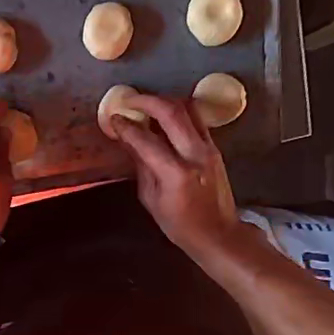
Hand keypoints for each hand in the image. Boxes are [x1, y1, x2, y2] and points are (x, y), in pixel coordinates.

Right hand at [106, 93, 246, 262]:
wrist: (219, 234)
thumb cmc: (180, 225)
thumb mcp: (151, 199)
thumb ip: (141, 165)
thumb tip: (128, 139)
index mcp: (176, 174)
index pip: (146, 140)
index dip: (127, 126)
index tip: (114, 118)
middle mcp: (196, 155)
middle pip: (172, 112)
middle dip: (147, 101)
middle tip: (130, 101)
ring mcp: (209, 148)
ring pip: (188, 109)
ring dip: (165, 102)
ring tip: (147, 105)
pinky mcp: (215, 147)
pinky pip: (196, 119)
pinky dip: (178, 113)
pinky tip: (164, 118)